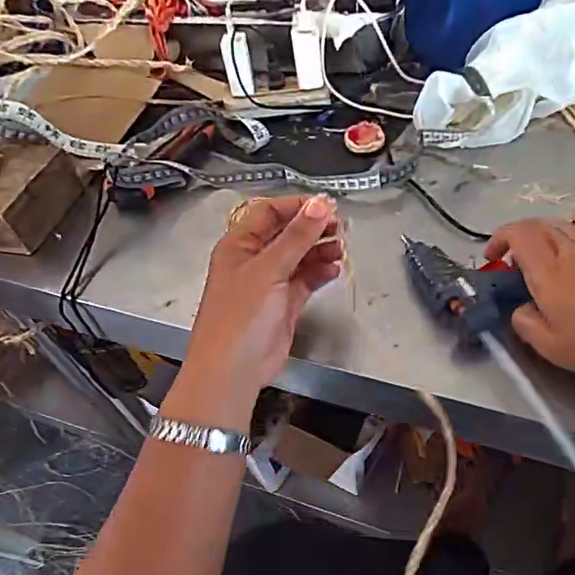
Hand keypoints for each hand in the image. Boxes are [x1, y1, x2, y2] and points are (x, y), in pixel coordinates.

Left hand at [174, 195, 343, 426]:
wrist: (233, 369)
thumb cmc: (240, 316)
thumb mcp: (269, 269)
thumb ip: (297, 236)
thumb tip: (320, 205)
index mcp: (238, 245)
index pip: (269, 213)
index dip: (297, 206)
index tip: (326, 205)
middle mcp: (252, 261)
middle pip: (286, 234)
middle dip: (312, 228)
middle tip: (339, 226)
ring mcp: (268, 284)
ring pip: (298, 257)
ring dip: (319, 249)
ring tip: (342, 246)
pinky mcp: (283, 305)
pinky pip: (304, 281)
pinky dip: (320, 272)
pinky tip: (334, 268)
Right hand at [486, 219, 574, 382]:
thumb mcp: (551, 348)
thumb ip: (526, 324)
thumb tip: (521, 309)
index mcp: (548, 272)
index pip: (518, 234)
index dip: (499, 239)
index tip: (492, 258)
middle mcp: (572, 252)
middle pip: (540, 225)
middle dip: (520, 238)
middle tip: (515, 265)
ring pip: (566, 228)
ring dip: (547, 238)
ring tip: (546, 264)